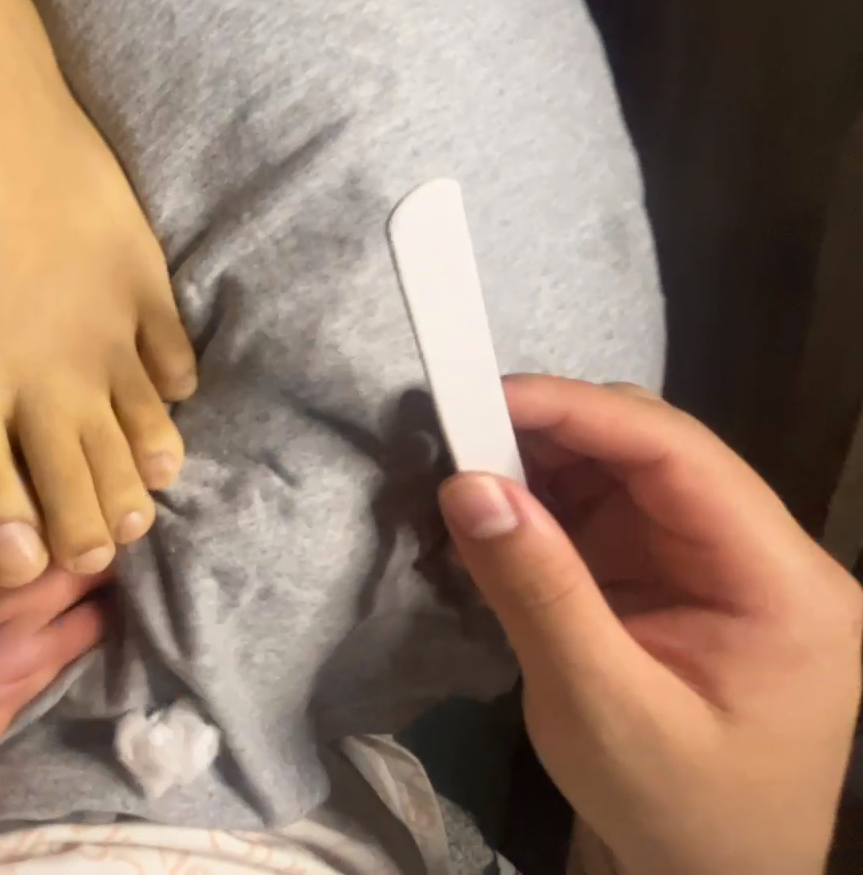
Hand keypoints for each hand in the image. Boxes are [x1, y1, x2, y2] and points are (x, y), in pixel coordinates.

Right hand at [438, 376, 862, 874]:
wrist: (702, 870)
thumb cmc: (672, 800)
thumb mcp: (598, 703)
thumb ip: (537, 589)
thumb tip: (467, 484)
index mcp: (778, 584)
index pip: (679, 456)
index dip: (575, 411)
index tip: (475, 400)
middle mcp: (752, 554)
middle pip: (647, 447)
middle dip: (544, 429)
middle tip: (449, 437)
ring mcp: (703, 559)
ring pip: (611, 467)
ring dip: (527, 460)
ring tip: (454, 474)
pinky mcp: (657, 570)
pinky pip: (588, 505)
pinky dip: (526, 497)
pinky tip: (483, 512)